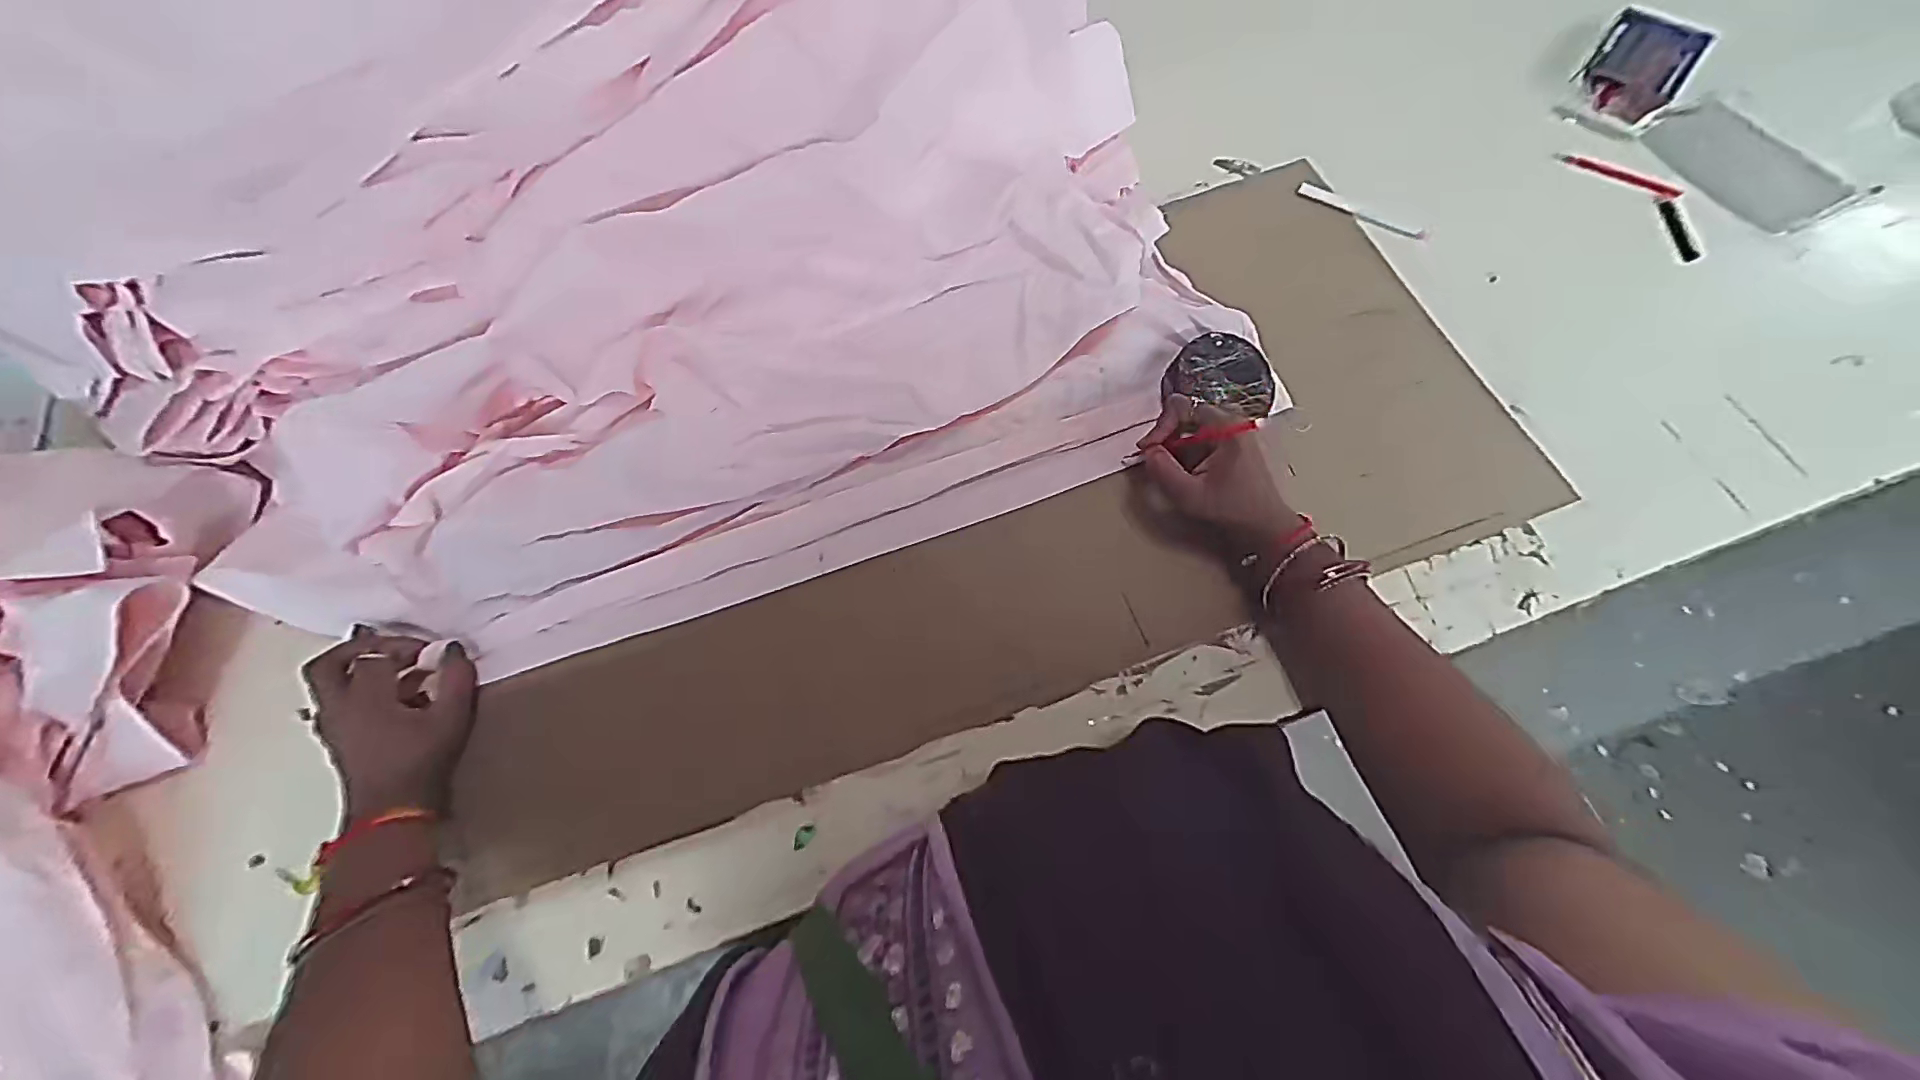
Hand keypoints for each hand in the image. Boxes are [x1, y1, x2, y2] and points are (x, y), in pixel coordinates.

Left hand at [301, 628, 478, 820]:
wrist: (392, 811)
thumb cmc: (423, 759)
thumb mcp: (453, 716)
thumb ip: (456, 677)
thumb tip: (453, 647)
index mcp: (363, 696)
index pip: (375, 655)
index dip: (405, 645)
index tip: (433, 651)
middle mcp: (336, 706)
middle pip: (328, 663)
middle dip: (360, 647)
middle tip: (394, 647)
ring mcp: (330, 724)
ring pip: (329, 683)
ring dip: (360, 668)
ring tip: (400, 672)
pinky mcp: (336, 738)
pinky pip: (338, 701)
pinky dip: (361, 689)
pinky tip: (395, 698)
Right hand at [1136, 394, 1299, 556]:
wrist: (1264, 527)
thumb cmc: (1234, 510)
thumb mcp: (1189, 494)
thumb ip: (1163, 470)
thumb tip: (1147, 452)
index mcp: (1227, 428)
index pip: (1182, 407)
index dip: (1160, 426)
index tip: (1150, 448)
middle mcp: (1232, 424)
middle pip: (1185, 416)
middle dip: (1166, 437)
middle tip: (1155, 459)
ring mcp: (1233, 434)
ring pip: (1191, 430)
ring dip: (1175, 448)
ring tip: (1171, 471)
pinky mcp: (1230, 446)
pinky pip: (1200, 441)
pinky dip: (1186, 454)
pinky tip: (1184, 474)